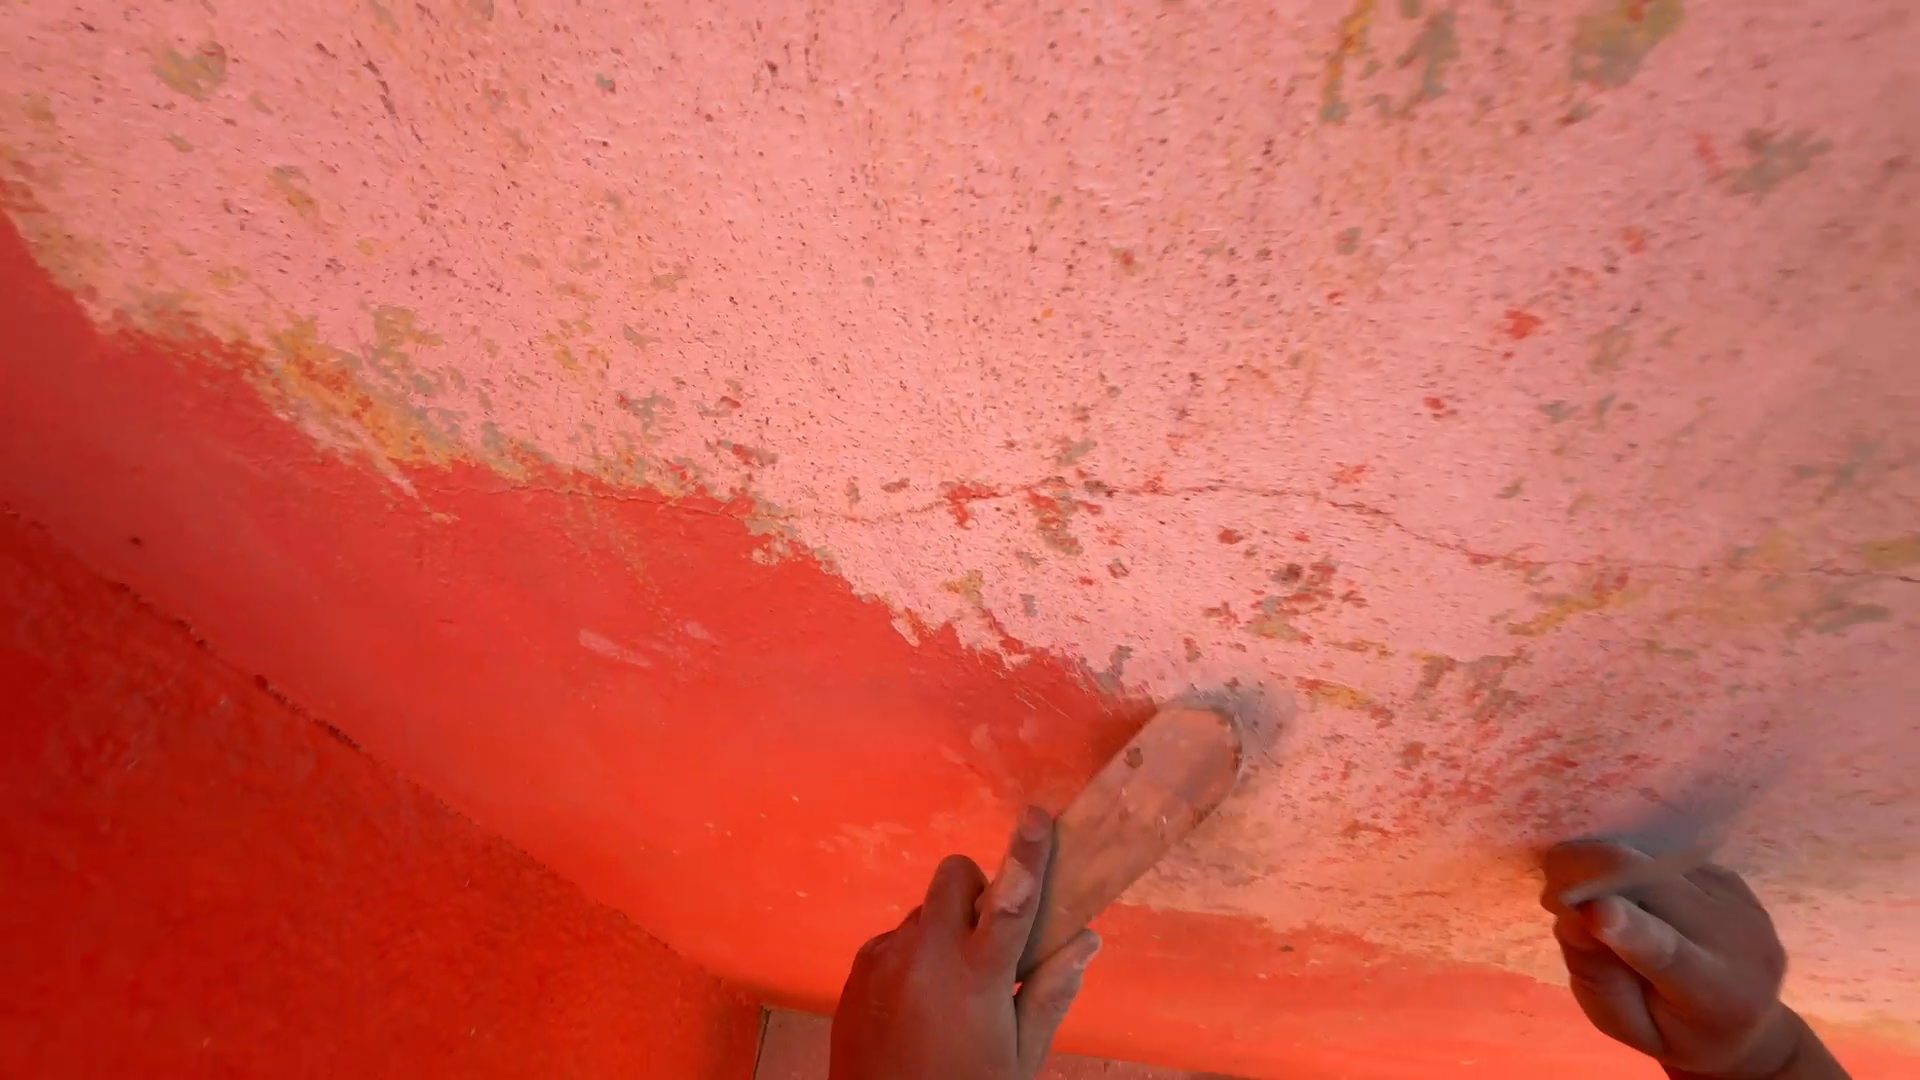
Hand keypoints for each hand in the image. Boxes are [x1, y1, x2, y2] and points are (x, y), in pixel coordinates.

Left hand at [830, 806, 1102, 1079]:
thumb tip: (1087, 939)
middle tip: (984, 944)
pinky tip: (913, 1008)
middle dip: (975, 895)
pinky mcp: (858, 970)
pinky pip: (894, 941)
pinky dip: (910, 959)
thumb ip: (1050, 991)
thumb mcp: (1020, 1057)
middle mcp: (927, 952)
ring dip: (942, 935)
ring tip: (946, 994)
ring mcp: (885, 957)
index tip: (1036, 814)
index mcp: (977, 974)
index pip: (1012, 900)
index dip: (1027, 853)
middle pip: (955, 878)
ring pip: (924, 913)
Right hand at [1541, 841, 1846, 1079]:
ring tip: (1585, 898)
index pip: (1667, 952)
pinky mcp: (1725, 877)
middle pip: (1641, 880)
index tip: (1590, 912)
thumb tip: (1570, 914)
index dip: (1628, 927)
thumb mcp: (1623, 1023)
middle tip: (1551, 898)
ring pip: (1639, 857)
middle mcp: (1737, 942)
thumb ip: (1593, 974)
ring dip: (1591, 866)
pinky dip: (1617, 865)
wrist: (1749, 1022)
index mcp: (1715, 994)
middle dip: (1576, 872)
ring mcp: (1736, 903)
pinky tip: (1623, 892)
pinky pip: (1651, 853)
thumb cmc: (1671, 1027)